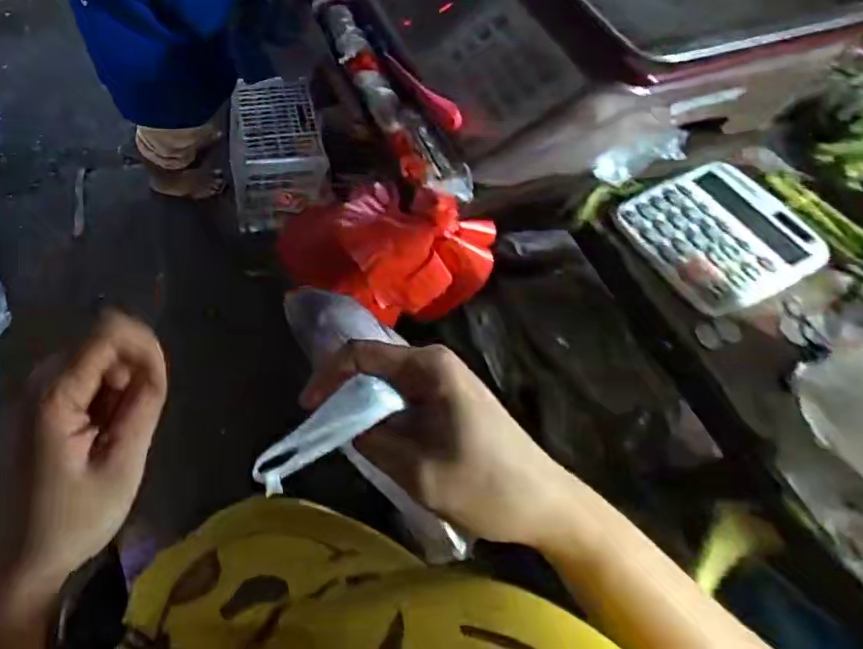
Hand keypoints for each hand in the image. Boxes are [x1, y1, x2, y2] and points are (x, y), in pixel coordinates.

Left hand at [4, 310, 167, 591]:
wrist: (21, 556)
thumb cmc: (73, 520)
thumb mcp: (122, 467)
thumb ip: (142, 405)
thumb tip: (154, 358)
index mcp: (54, 392)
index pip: (107, 333)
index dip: (142, 346)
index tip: (160, 383)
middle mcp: (39, 376)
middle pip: (101, 343)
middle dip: (130, 372)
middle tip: (134, 424)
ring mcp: (35, 386)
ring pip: (94, 358)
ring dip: (117, 386)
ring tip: (115, 436)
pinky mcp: (37, 398)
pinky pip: (81, 375)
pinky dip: (101, 395)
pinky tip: (100, 434)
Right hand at [300, 341, 585, 549]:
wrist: (553, 509)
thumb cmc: (489, 487)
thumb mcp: (419, 472)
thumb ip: (372, 442)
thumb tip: (345, 425)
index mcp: (428, 366)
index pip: (358, 354)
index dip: (327, 376)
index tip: (309, 406)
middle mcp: (433, 361)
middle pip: (370, 363)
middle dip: (343, 390)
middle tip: (323, 422)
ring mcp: (442, 377)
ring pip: (384, 381)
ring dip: (364, 404)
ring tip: (347, 433)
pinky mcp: (448, 396)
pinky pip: (401, 394)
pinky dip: (383, 412)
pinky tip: (379, 437)